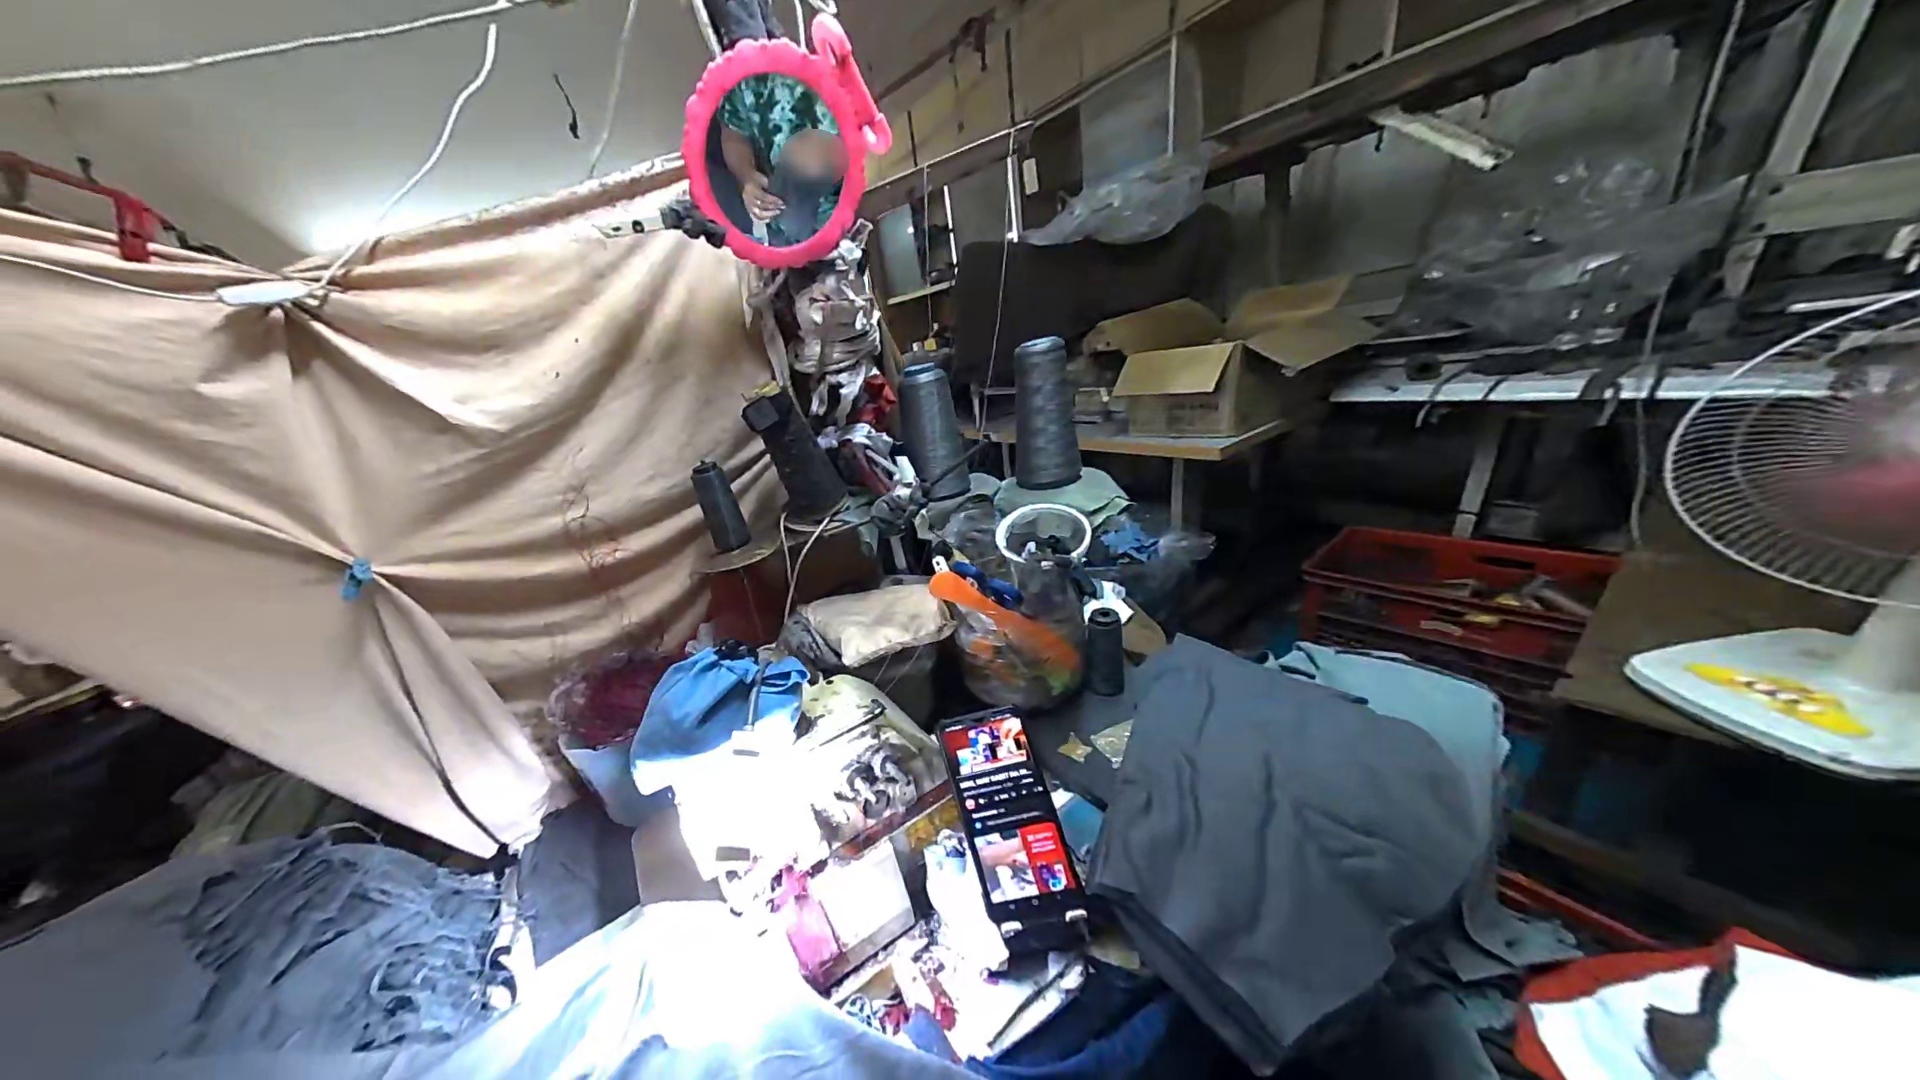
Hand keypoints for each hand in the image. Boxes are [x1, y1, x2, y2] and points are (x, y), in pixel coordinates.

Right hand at [741, 173, 784, 221]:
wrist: (745, 178)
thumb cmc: (756, 177)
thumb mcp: (763, 179)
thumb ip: (769, 187)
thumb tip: (778, 196)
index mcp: (752, 190)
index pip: (764, 197)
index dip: (774, 200)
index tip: (782, 202)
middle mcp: (749, 199)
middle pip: (762, 206)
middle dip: (774, 207)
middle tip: (782, 207)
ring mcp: (748, 205)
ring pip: (759, 213)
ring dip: (770, 214)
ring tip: (778, 212)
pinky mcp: (748, 210)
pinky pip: (755, 218)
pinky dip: (762, 220)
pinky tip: (769, 219)